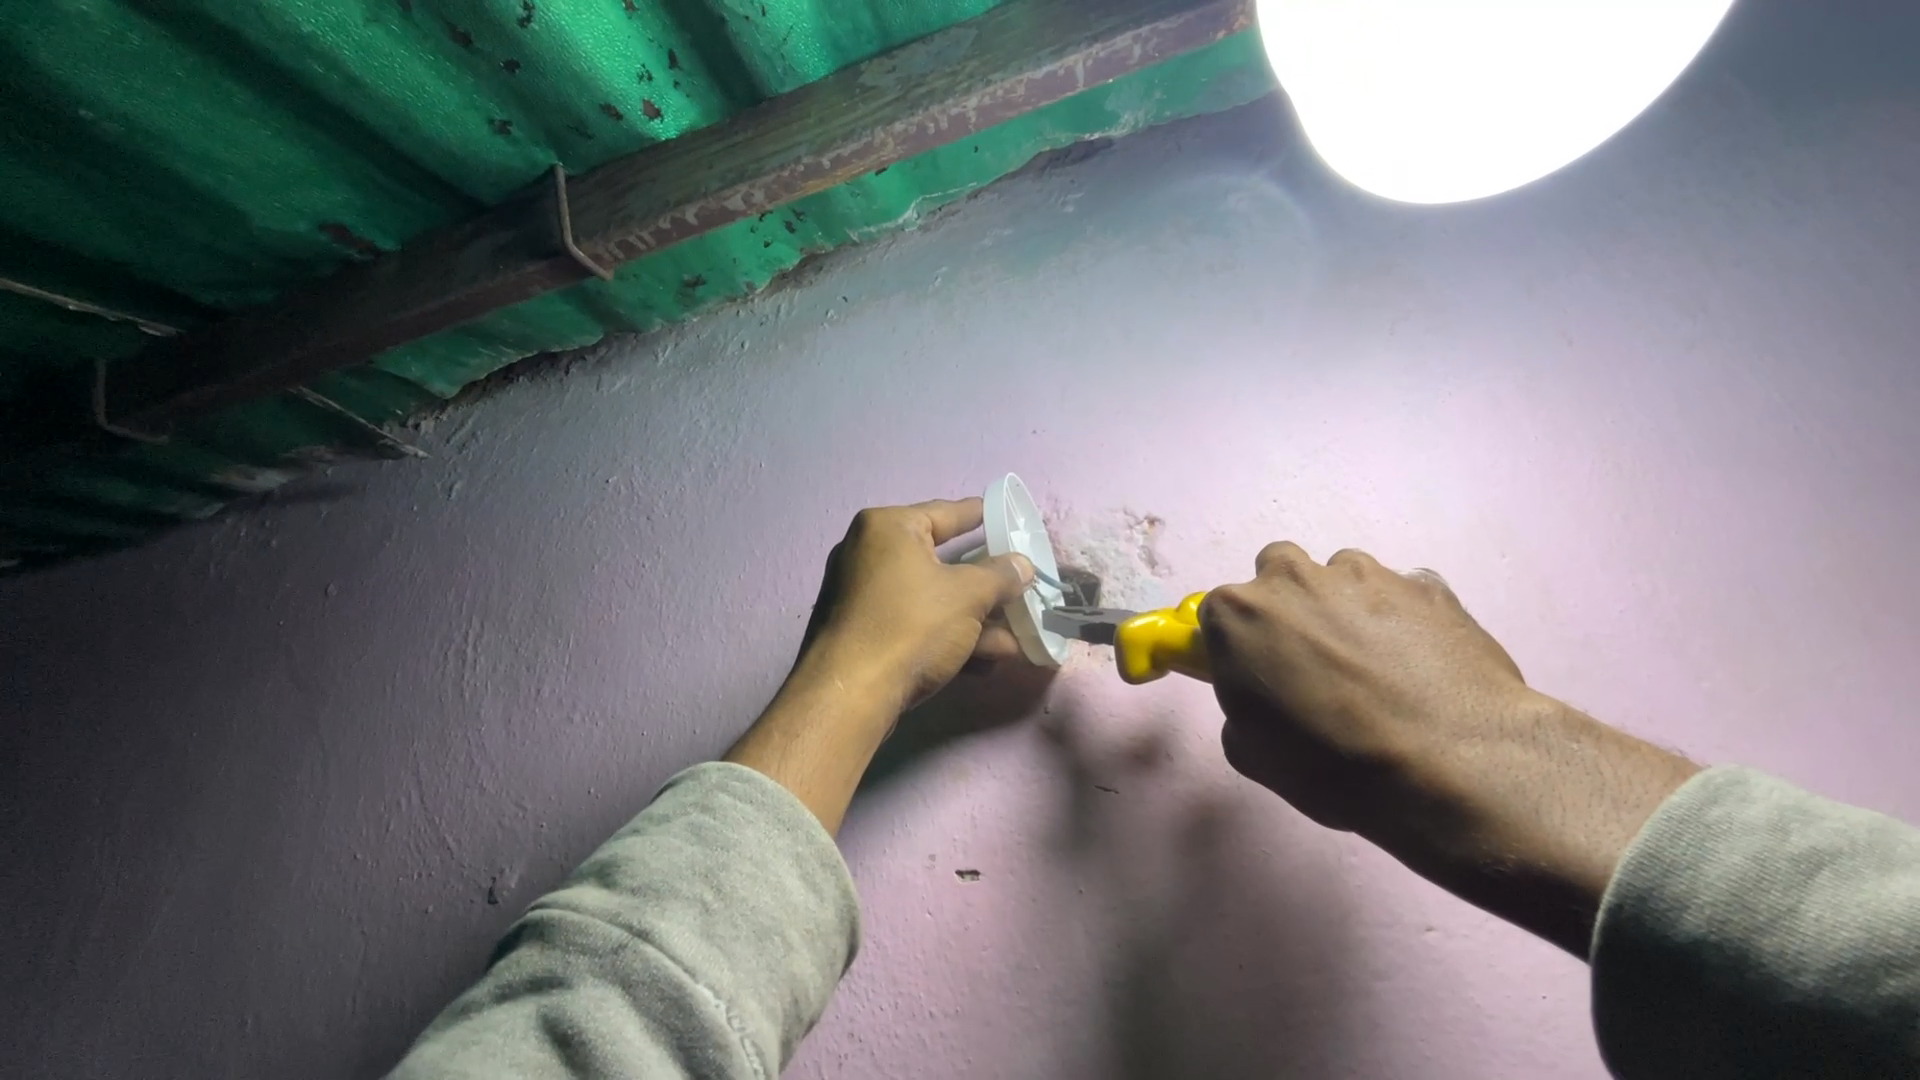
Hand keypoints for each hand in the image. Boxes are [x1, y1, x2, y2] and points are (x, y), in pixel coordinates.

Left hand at [797, 498, 1033, 712]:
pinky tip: (987, 661)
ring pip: (932, 599)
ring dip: (976, 620)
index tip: (1008, 517)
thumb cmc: (910, 626)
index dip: (983, 516)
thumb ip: (1001, 575)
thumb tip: (1022, 565)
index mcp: (888, 527)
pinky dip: (949, 637)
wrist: (850, 697)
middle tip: (1021, 589)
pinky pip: (916, 624)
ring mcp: (863, 596)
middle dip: (987, 585)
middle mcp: (869, 553)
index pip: (946, 512)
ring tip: (1017, 642)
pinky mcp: (864, 634)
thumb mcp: (968, 595)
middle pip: (942, 561)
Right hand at [1201, 543, 1698, 954]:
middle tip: (1310, 658)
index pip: (1218, 612)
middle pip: (1276, 571)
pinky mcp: (1428, 585)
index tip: (1256, 673)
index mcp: (1238, 613)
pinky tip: (1421, 664)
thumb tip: (1266, 697)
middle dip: (1287, 604)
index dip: (1237, 643)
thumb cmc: (1332, 764)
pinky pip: (1403, 594)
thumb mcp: (1252, 753)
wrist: (1455, 766)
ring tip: (1376, 665)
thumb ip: (1242, 707)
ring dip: (1345, 607)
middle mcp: (1294, 578)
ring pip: (1341, 576)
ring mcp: (1365, 574)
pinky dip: (1403, 619)